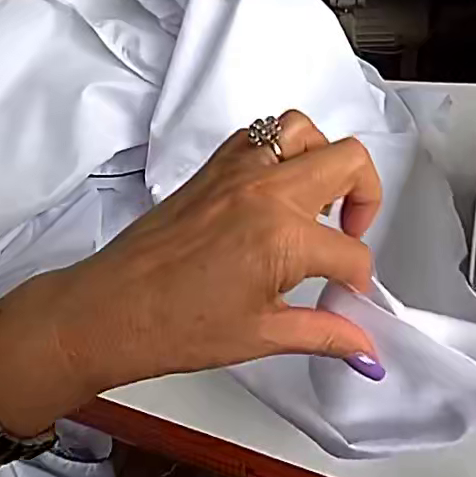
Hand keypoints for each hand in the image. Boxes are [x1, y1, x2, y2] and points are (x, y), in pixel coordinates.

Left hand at [0, 111, 383, 433]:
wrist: (107, 312)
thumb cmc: (168, 324)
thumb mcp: (262, 335)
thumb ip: (325, 334)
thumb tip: (362, 346)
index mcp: (282, 235)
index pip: (352, 252)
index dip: (359, 279)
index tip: (349, 292)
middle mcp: (264, 190)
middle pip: (350, 162)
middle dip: (367, 198)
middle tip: (350, 234)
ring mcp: (237, 171)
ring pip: (305, 130)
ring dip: (326, 160)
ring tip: (319, 201)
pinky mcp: (213, 168)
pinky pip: (261, 133)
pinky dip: (283, 150)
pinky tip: (278, 189)